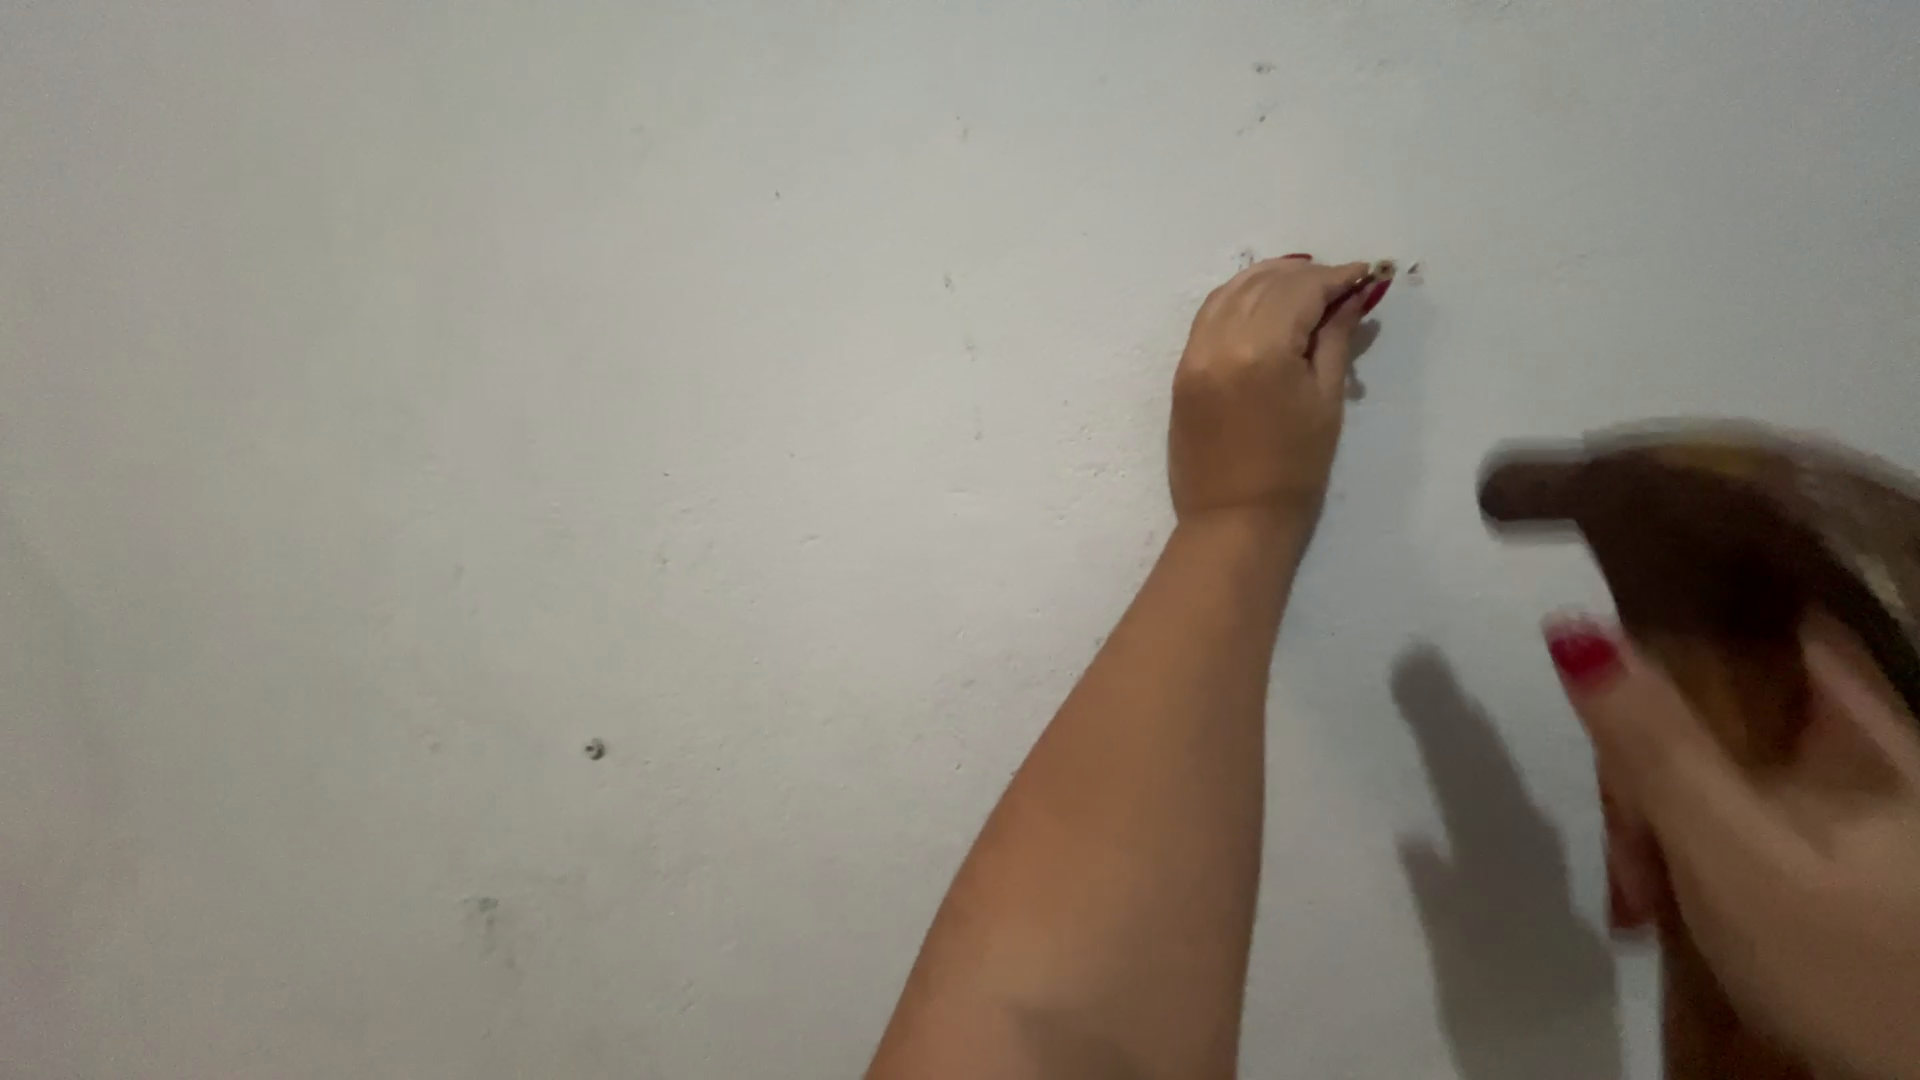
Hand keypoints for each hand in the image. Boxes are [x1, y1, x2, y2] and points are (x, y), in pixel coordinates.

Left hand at [1168, 255, 1388, 531]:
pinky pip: (1206, 319)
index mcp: (1260, 350)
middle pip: (1262, 285)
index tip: (1364, 273)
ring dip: (1265, 281)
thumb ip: (1335, 340)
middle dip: (1303, 274)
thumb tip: (1352, 296)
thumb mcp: (1325, 400)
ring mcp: (1192, 358)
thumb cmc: (1293, 468)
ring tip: (1300, 285)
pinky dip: (1234, 302)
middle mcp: (1218, 344)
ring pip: (1228, 295)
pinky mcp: (1180, 374)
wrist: (1233, 518)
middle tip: (1336, 282)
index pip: (1300, 291)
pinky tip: (1259, 305)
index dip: (1336, 277)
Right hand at [1546, 617, 1919, 1079]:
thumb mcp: (1728, 845)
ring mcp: (1847, 824)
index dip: (1699, 623)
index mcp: (1866, 746)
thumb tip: (1572, 627)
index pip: (1779, 639)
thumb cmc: (1850, 965)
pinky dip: (1683, 856)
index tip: (1624, 638)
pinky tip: (1662, 903)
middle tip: (1627, 844)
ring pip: (1714, 777)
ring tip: (1637, 896)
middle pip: (1722, 719)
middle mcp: (1864, 771)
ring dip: (1656, 826)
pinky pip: (1725, 824)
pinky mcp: (1824, 868)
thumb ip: (1650, 741)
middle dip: (1648, 773)